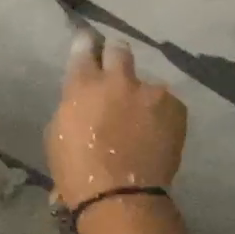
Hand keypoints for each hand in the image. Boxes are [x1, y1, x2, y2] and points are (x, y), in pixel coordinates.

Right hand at [45, 34, 187, 207]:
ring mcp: (151, 92)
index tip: (86, 40)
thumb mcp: (58, 134)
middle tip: (113, 68)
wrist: (120, 193)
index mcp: (82, 86)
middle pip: (119, 51)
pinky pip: (164, 102)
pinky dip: (157, 112)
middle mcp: (118, 80)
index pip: (83, 49)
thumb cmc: (76, 169)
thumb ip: (73, 108)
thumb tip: (84, 102)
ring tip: (137, 115)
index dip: (84, 43)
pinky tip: (152, 131)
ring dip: (139, 93)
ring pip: (144, 82)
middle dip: (114, 55)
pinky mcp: (176, 107)